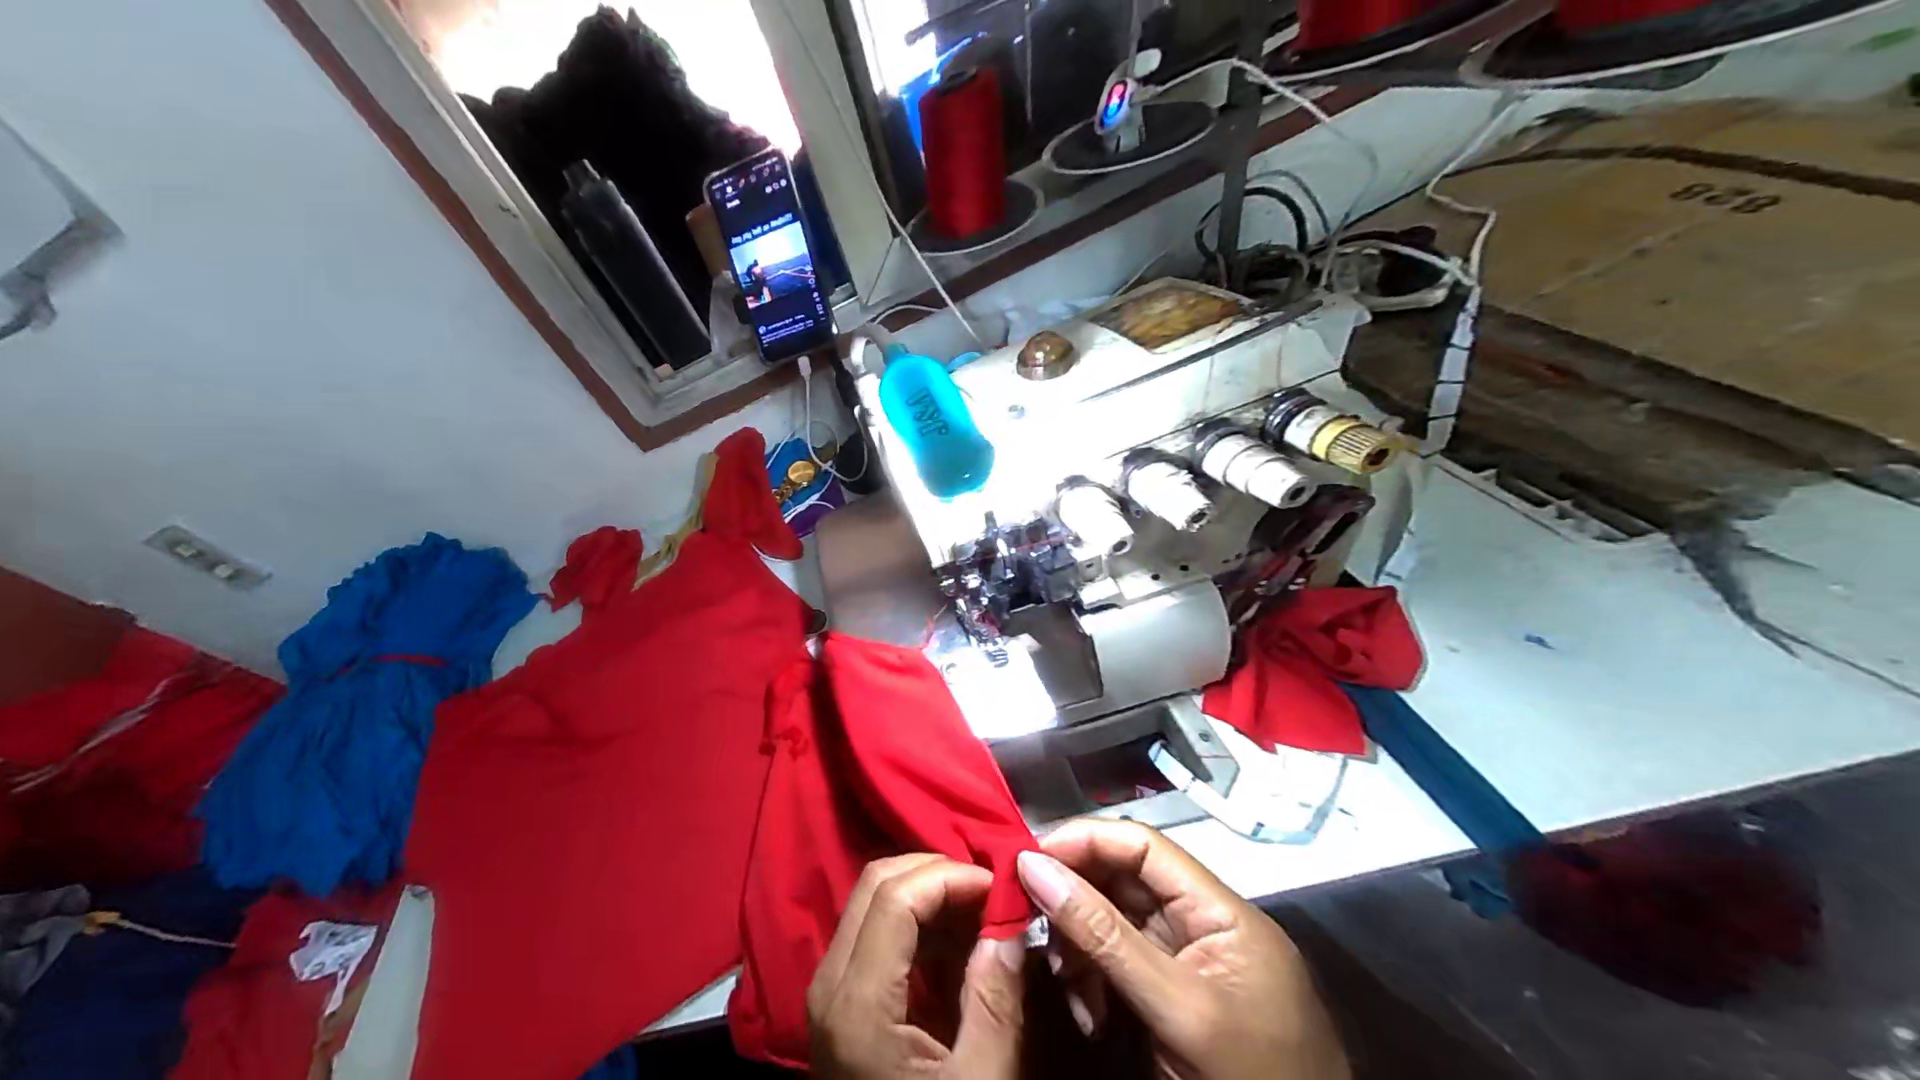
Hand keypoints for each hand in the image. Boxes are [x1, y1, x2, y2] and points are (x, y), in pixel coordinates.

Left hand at [809, 854, 1026, 1078]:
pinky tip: (961, 942)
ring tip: (984, 915)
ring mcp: (831, 988)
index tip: (1000, 889)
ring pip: (876, 900)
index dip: (950, 877)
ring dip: (932, 893)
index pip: (895, 896)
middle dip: (938, 874)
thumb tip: (1008, 926)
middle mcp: (830, 981)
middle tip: (991, 895)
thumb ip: (996, 1002)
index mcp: (856, 1003)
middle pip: (878, 883)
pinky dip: (921, 921)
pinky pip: (879, 930)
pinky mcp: (843, 998)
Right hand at [1018, 820, 1348, 1079]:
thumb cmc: (1250, 1077)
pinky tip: (1084, 1009)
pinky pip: (1118, 963)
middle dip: (1074, 897)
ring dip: (1079, 946)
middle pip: (1123, 881)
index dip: (1085, 839)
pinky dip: (1092, 978)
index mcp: (1218, 908)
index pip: (1143, 844)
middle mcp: (1200, 921)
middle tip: (1026, 915)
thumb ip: (1105, 936)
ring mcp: (1186, 959)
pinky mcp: (1171, 993)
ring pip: (1113, 922)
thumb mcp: (1176, 1007)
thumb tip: (1035, 866)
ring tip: (1060, 978)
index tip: (1030, 855)